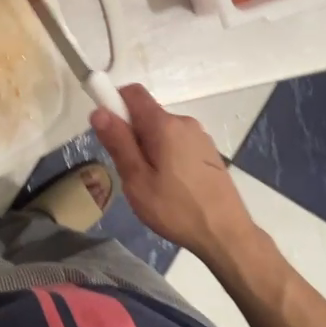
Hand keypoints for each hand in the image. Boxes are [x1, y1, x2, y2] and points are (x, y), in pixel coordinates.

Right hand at [91, 84, 257, 261]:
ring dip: (150, 149)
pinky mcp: (209, 152)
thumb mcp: (137, 180)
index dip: (114, 102)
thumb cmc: (176, 209)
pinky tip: (172, 188)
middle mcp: (184, 122)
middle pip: (147, 114)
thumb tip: (99, 111)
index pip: (133, 92)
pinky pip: (178, 144)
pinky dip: (167, 157)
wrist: (226, 233)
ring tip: (152, 186)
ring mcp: (200, 137)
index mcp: (165, 125)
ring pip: (162, 132)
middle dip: (132, 135)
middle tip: (130, 172)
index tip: (108, 132)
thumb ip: (119, 143)